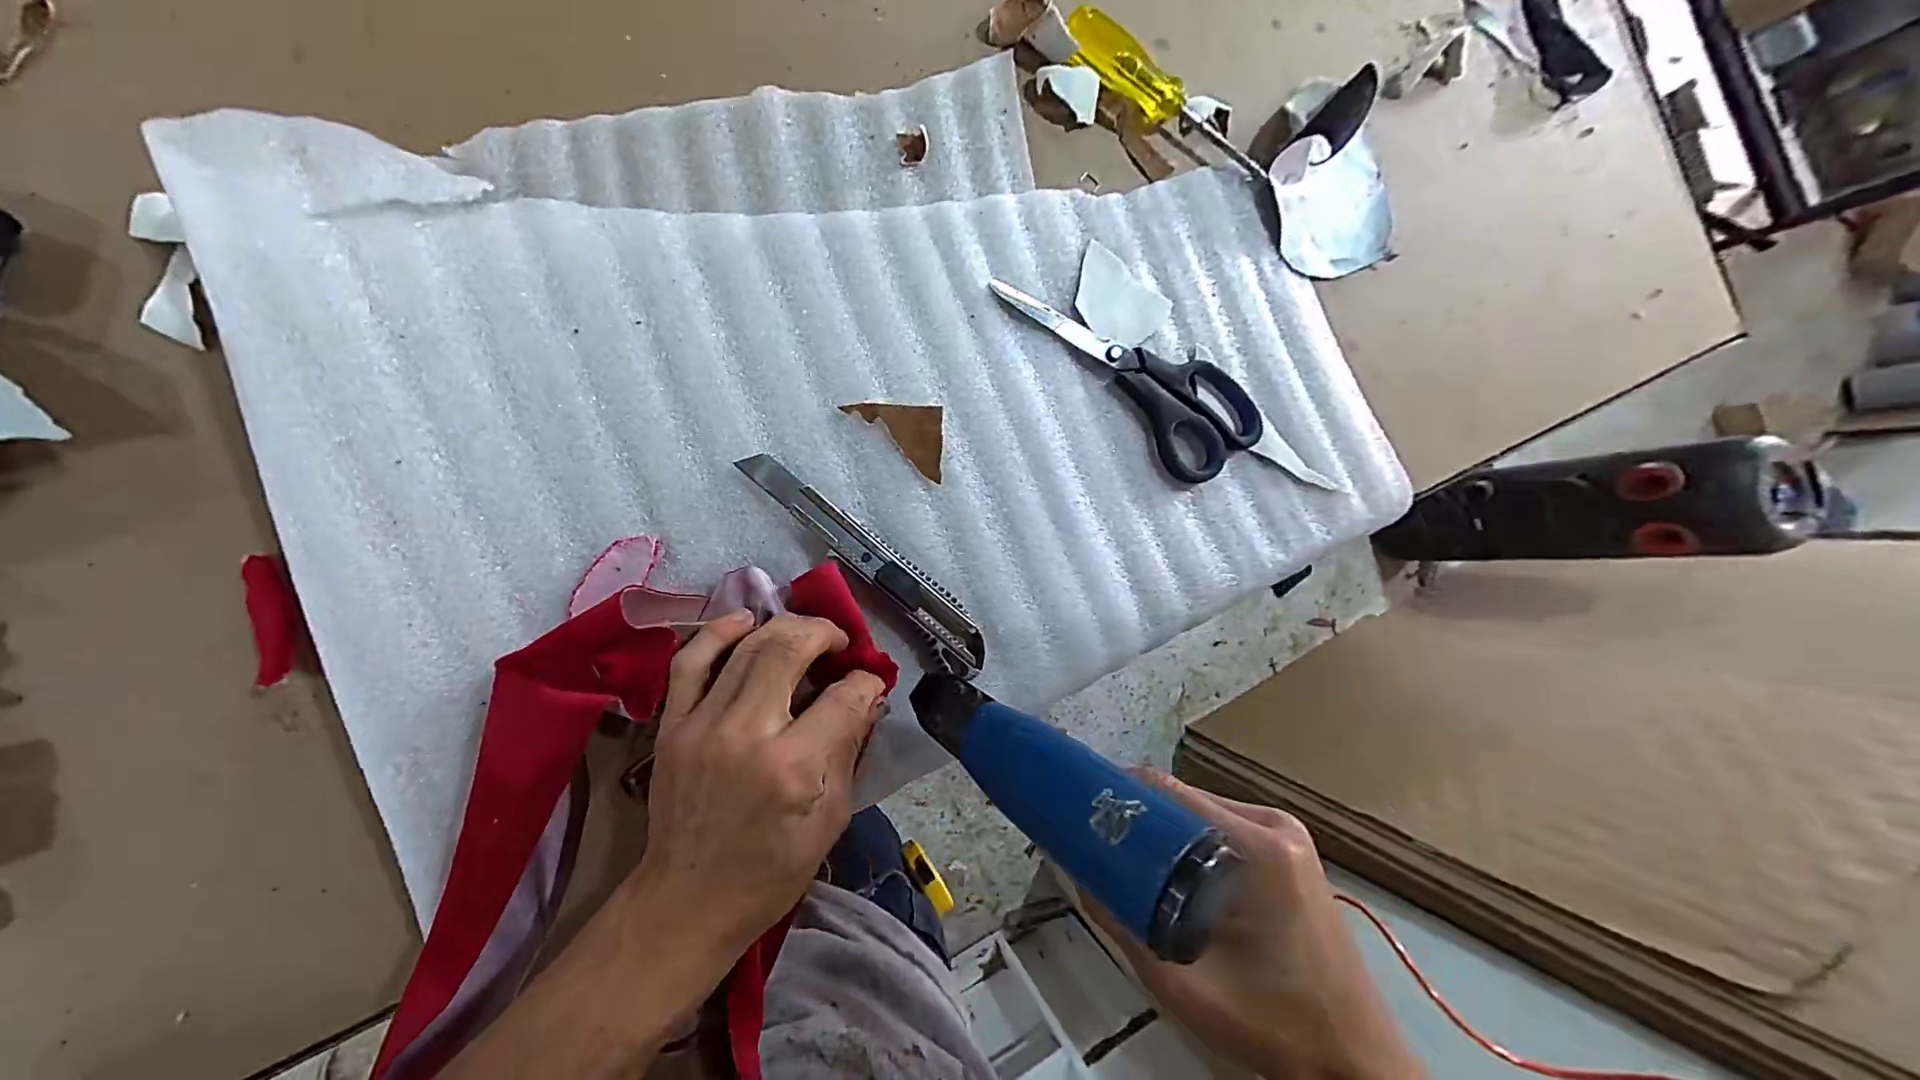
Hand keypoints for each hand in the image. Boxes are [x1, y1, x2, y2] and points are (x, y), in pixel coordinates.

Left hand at [626, 610, 886, 976]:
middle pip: (789, 650)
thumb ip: (849, 750)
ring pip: (748, 647)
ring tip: (805, 633)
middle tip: (838, 643)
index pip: (843, 697)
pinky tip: (746, 621)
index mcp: (794, 767)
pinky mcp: (672, 725)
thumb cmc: (772, 869)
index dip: (865, 681)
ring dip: (784, 627)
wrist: (688, 901)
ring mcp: (702, 725)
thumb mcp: (832, 819)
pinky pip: (691, 661)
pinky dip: (719, 632)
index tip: (869, 683)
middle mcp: (747, 734)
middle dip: (824, 634)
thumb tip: (866, 697)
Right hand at [1085, 770, 1423, 1079]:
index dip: (1117, 794)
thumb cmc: (1272, 1023)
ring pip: (1200, 813)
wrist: (1354, 1060)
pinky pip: (1223, 831)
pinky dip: (1190, 846)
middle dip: (1137, 820)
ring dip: (1163, 835)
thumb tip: (1075, 871)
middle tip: (1099, 847)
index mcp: (1257, 845)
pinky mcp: (1291, 853)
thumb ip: (1120, 923)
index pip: (1167, 791)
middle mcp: (1275, 824)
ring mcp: (1287, 836)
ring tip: (1130, 868)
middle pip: (1182, 799)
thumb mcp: (1181, 983)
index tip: (1080, 812)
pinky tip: (1173, 880)